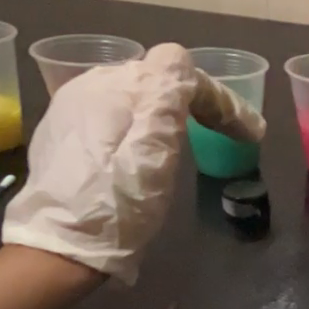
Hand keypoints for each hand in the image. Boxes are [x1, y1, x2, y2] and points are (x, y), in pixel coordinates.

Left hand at [2, 43, 265, 282]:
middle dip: (201, 102)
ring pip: (140, 92)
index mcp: (116, 88)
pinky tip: (157, 146)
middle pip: (160, 78)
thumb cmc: (118, 204)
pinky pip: (118, 109)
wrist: (63, 247)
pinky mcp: (68, 129)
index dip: (217, 98)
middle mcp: (92, 86)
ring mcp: (76, 106)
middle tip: (235, 136)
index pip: (178, 68)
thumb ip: (166, 96)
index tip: (245, 134)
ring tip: (202, 137)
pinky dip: (147, 121)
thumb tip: (178, 61)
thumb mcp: (153, 152)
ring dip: (175, 110)